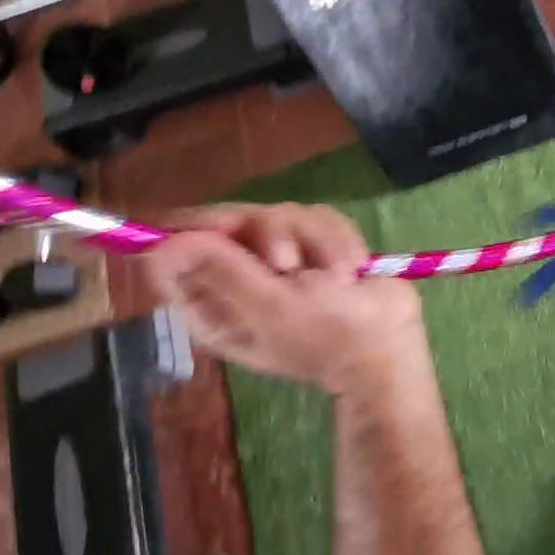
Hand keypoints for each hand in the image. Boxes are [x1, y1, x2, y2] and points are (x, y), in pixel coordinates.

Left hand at [141, 203, 424, 393]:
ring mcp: (279, 258)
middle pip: (235, 219)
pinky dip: (339, 239)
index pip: (176, 250)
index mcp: (212, 299)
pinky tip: (350, 267)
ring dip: (317, 240)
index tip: (231, 228)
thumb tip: (165, 242)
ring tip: (336, 275)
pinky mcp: (316, 244)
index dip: (198, 229)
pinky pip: (319, 216)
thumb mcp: (272, 307)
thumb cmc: (326, 336)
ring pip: (283, 213)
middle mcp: (239, 273)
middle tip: (291, 260)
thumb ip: (224, 271)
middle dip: (273, 233)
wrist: (388, 341)